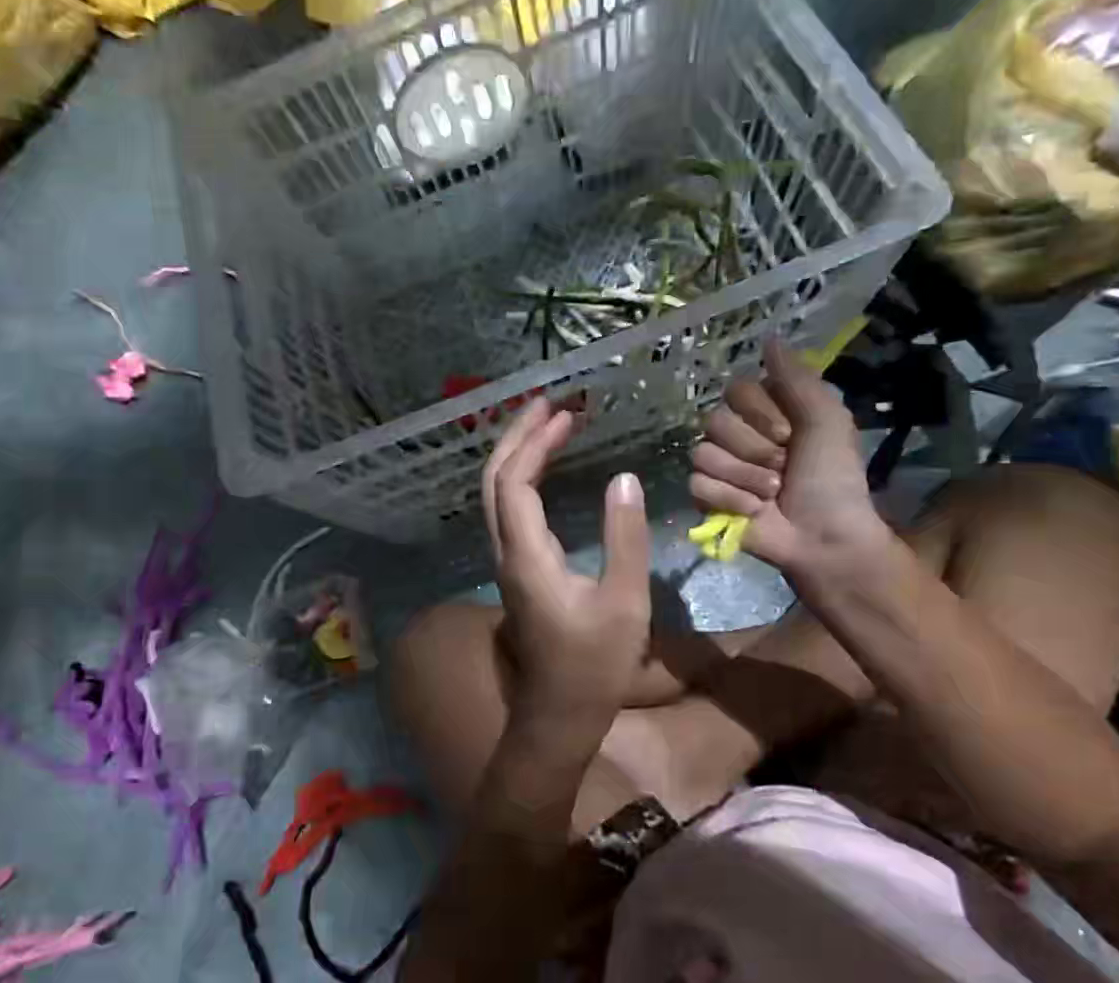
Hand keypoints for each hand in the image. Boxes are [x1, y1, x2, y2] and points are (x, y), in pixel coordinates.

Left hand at [483, 399, 652, 730]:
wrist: (560, 715)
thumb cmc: (596, 664)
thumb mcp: (624, 602)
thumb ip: (624, 539)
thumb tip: (623, 478)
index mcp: (527, 557)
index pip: (515, 483)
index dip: (535, 443)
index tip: (566, 415)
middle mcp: (507, 553)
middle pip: (493, 481)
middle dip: (515, 436)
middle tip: (546, 403)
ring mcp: (508, 562)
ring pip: (496, 495)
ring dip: (516, 454)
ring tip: (545, 424)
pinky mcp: (518, 570)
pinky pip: (508, 510)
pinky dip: (522, 477)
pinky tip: (543, 469)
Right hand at [690, 339, 894, 584]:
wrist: (825, 535)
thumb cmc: (833, 477)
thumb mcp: (826, 419)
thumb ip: (797, 378)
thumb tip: (769, 337)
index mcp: (765, 411)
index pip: (735, 391)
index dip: (759, 414)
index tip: (788, 434)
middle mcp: (738, 434)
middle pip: (715, 421)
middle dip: (754, 449)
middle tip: (782, 467)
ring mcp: (720, 467)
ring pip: (704, 453)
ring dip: (745, 477)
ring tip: (772, 494)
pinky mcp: (708, 499)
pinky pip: (698, 484)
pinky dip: (729, 499)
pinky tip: (753, 511)